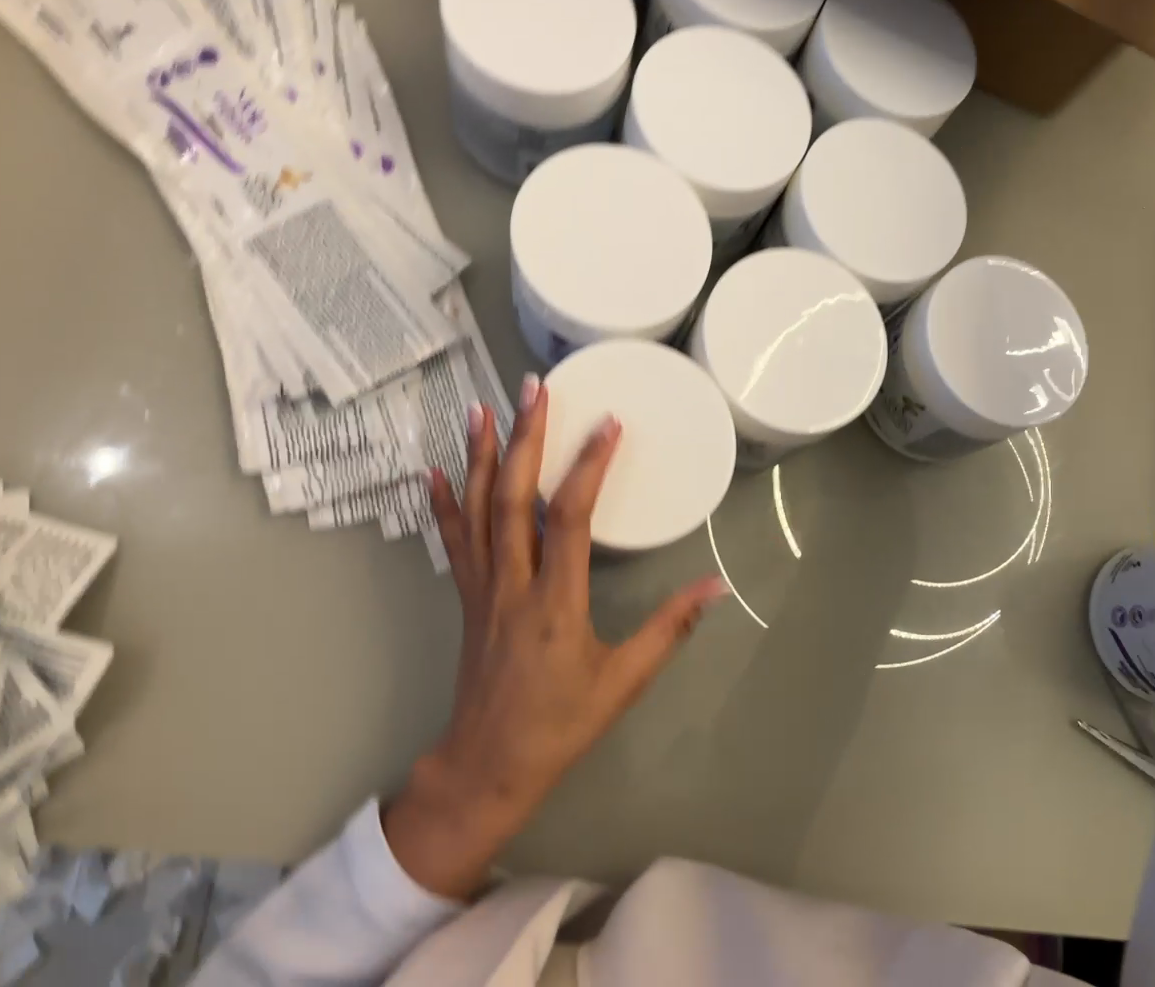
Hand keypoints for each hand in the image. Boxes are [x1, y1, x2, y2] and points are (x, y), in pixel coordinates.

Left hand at [382, 374, 726, 898]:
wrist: (488, 765)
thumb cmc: (561, 725)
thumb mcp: (626, 680)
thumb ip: (671, 628)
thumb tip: (718, 586)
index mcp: (557, 602)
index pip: (571, 518)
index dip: (589, 466)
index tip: (609, 422)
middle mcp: (513, 584)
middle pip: (513, 499)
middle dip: (525, 438)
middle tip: (535, 389)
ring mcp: (483, 588)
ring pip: (476, 511)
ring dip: (481, 456)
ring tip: (485, 407)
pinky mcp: (466, 597)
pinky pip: (452, 541)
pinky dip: (443, 503)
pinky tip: (437, 470)